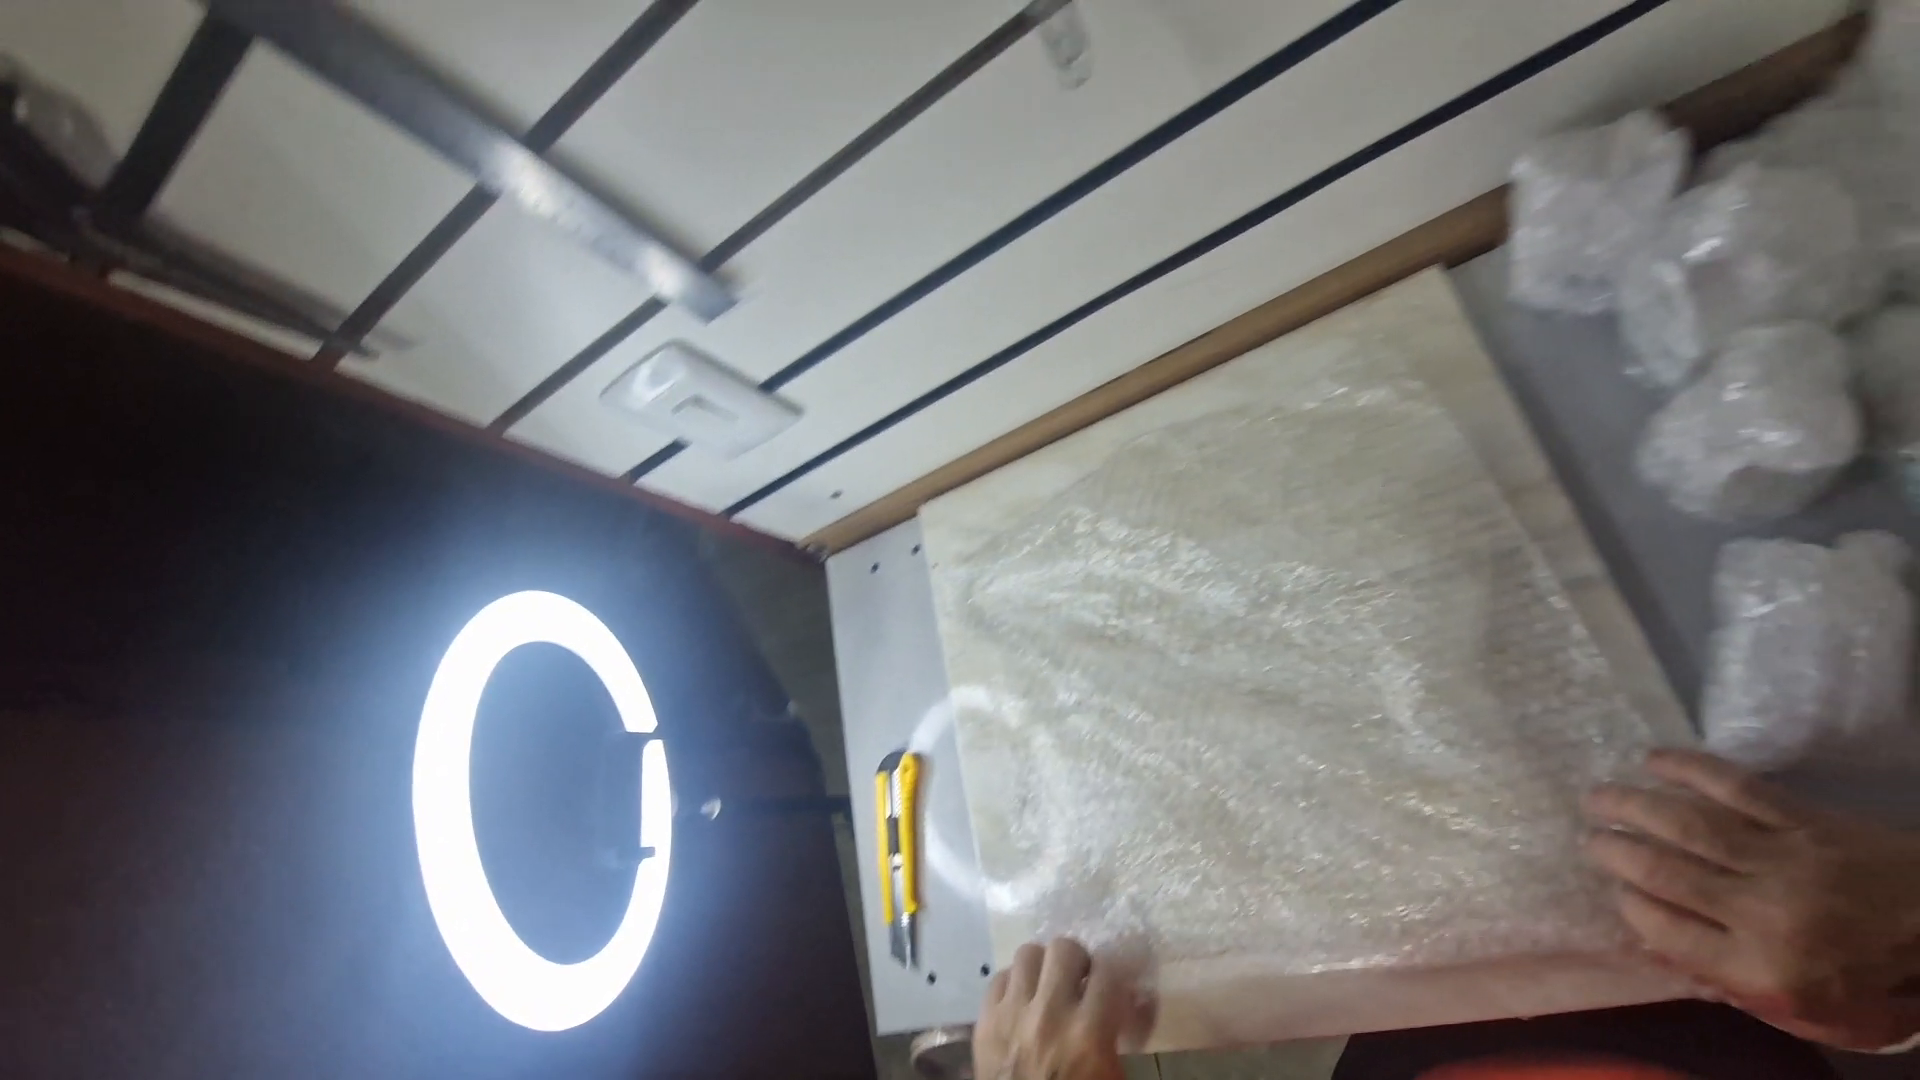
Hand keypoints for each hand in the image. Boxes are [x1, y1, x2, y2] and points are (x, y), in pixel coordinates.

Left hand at [974, 938, 1126, 1079]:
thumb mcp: (1114, 1078)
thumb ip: (1127, 1036)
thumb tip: (1141, 997)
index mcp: (1088, 1035)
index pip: (1109, 971)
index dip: (1117, 970)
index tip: (1119, 978)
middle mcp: (1049, 1014)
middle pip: (1064, 949)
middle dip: (1077, 961)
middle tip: (1081, 980)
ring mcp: (1012, 1015)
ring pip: (1027, 954)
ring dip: (1043, 966)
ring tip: (1049, 984)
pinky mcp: (984, 1022)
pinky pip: (999, 978)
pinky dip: (1014, 984)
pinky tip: (1023, 1001)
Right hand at [1583, 747, 1919, 1050]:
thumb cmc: (1873, 975)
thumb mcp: (1808, 1006)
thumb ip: (1729, 978)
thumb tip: (1653, 944)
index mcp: (1763, 966)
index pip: (1662, 928)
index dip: (1627, 905)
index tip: (1615, 892)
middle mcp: (1763, 911)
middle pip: (1662, 871)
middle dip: (1612, 851)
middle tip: (1590, 839)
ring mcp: (1783, 859)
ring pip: (1685, 824)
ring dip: (1630, 806)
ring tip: (1596, 797)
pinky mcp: (1803, 820)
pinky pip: (1734, 786)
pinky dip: (1688, 767)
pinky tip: (1653, 760)